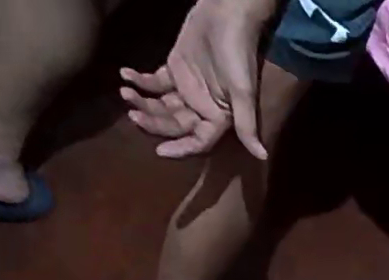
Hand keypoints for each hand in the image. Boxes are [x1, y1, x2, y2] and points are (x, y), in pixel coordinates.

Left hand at [119, 0, 274, 159]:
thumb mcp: (242, 92)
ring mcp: (188, 89)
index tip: (158, 151)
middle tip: (132, 114)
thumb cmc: (237, 55)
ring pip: (162, 105)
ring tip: (126, 92)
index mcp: (218, 118)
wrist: (227, 14)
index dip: (180, 148)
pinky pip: (156, 82)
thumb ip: (247, 125)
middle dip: (154, 121)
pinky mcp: (176, 69)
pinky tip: (126, 75)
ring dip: (144, 102)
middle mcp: (202, 108)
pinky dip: (141, 81)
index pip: (198, 141)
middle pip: (175, 124)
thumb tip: (263, 157)